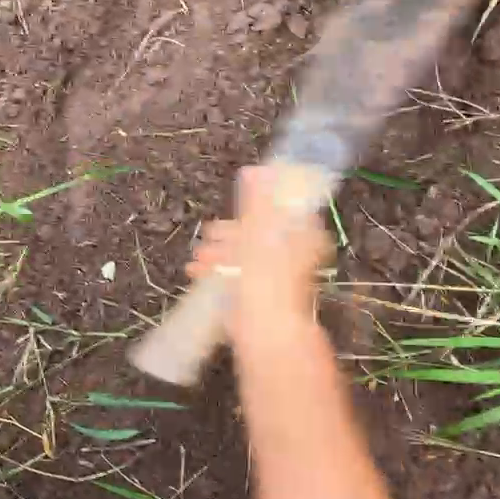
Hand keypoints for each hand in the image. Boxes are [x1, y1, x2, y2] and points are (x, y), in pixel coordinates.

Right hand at [187, 165, 332, 355]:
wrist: (264, 328)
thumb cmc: (267, 280)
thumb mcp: (260, 233)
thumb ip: (257, 201)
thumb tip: (254, 169)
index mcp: (301, 235)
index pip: (280, 209)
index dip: (255, 207)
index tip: (235, 209)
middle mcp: (292, 253)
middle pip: (256, 231)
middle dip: (228, 233)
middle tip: (210, 235)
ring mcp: (274, 275)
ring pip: (242, 253)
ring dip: (218, 252)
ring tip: (199, 258)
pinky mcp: (256, 293)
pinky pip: (234, 273)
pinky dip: (216, 270)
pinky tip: (198, 271)